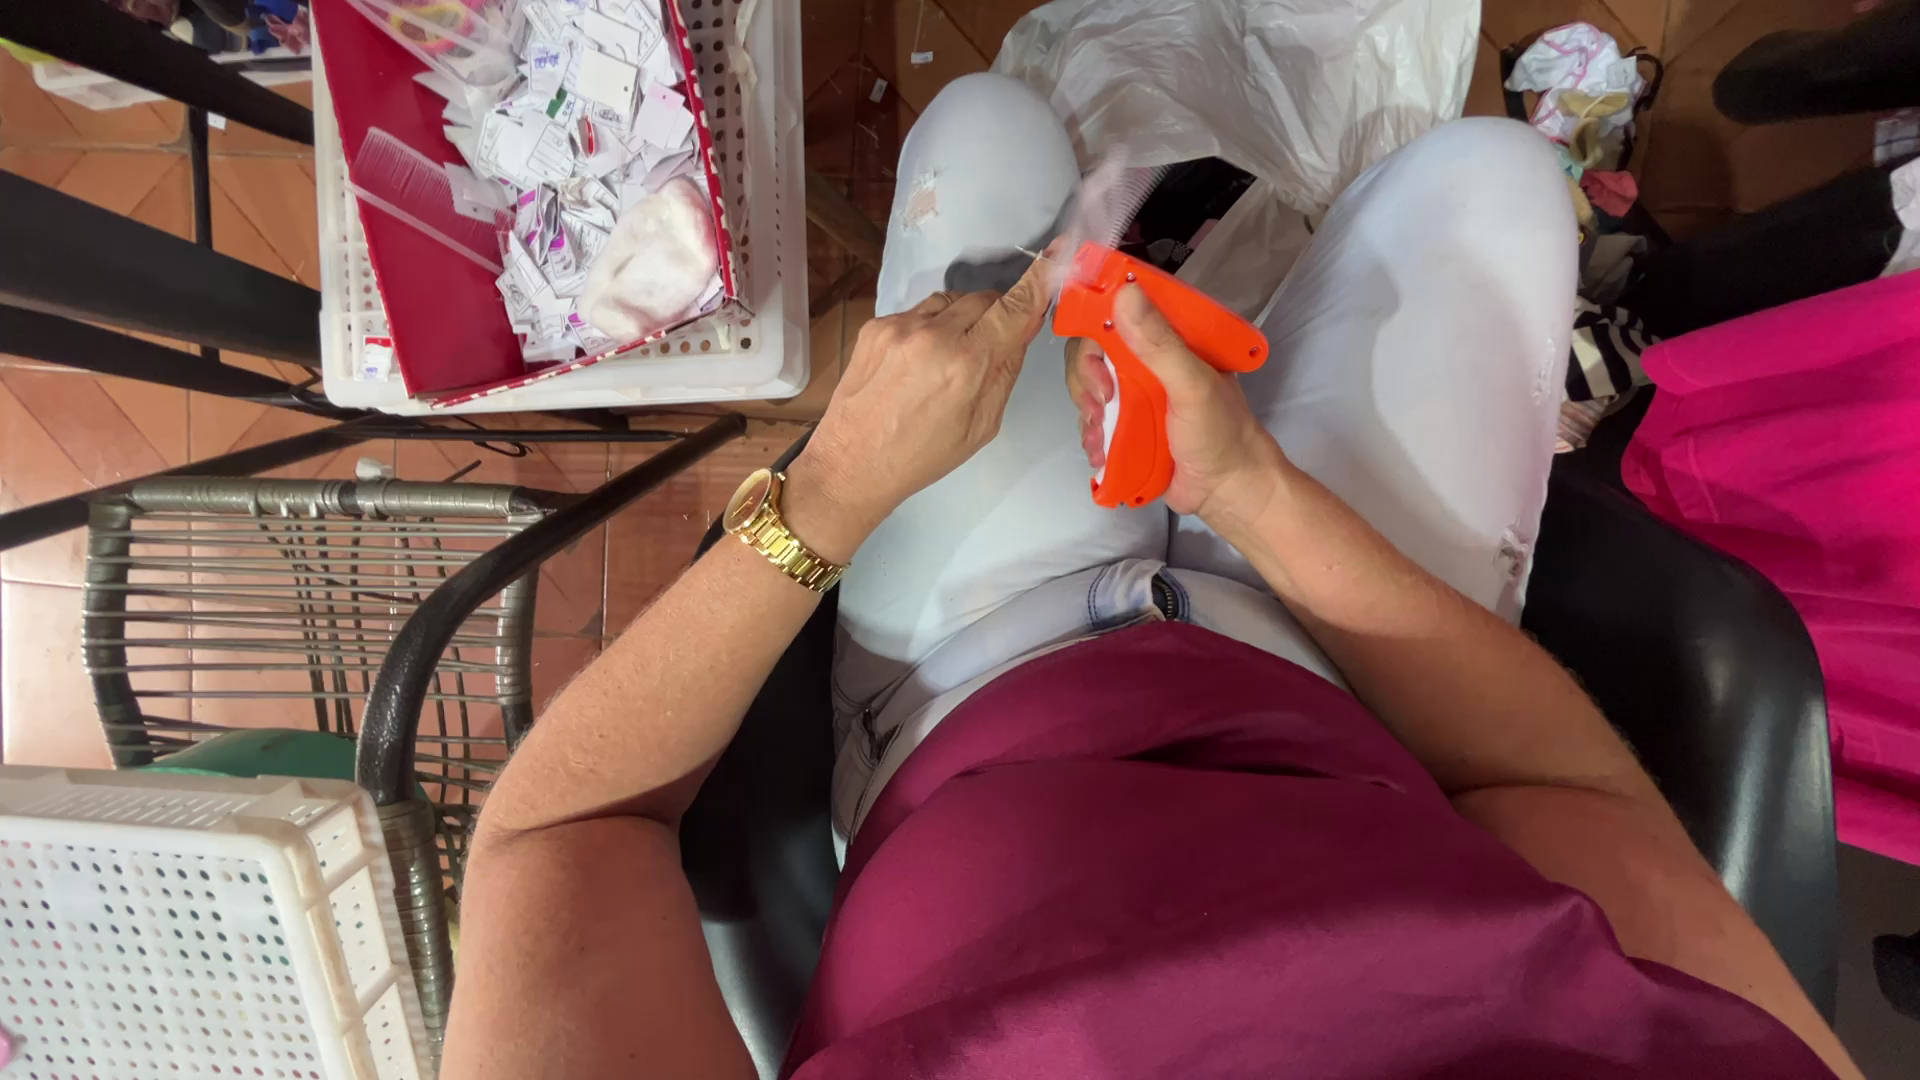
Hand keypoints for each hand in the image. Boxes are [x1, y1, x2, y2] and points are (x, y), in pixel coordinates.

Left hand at [787, 257, 1052, 555]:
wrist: (851, 464)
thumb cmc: (923, 457)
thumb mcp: (981, 427)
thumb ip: (1005, 372)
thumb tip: (1023, 329)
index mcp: (965, 364)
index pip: (1013, 307)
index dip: (1038, 281)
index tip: (1057, 254)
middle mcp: (932, 335)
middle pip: (984, 298)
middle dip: (996, 315)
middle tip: (990, 346)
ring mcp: (899, 326)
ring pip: (950, 301)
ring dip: (961, 319)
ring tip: (949, 358)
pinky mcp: (875, 326)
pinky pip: (918, 312)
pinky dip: (929, 328)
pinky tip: (918, 363)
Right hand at [1065, 285, 1287, 523]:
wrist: (1224, 491)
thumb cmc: (1219, 434)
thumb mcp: (1192, 386)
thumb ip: (1160, 344)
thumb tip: (1124, 294)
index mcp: (1170, 340)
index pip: (1119, 314)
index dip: (1096, 332)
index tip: (1098, 365)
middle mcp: (1149, 361)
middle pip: (1094, 352)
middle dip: (1086, 381)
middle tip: (1100, 407)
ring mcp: (1135, 394)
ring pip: (1089, 388)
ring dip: (1087, 414)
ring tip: (1099, 438)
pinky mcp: (1126, 424)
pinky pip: (1094, 420)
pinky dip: (1091, 435)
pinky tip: (1100, 451)